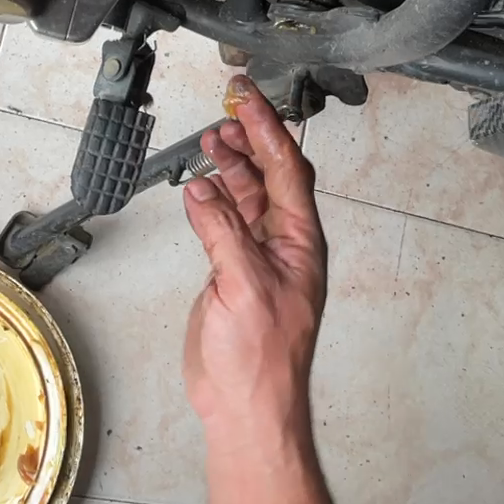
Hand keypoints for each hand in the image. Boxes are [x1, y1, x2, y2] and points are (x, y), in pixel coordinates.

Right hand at [180, 75, 328, 451]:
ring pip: (249, 195)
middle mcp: (285, 242)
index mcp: (301, 241)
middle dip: (252, 138)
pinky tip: (202, 184)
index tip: (248, 98)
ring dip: (232, 164)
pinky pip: (227, 220)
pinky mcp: (234, 269)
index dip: (267, 129)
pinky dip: (214, 197)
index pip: (287, 169)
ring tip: (213, 138)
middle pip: (271, 175)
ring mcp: (259, 255)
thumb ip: (222, 233)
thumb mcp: (244, 286)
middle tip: (229, 108)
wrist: (246, 405)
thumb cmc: (262, 359)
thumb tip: (202, 191)